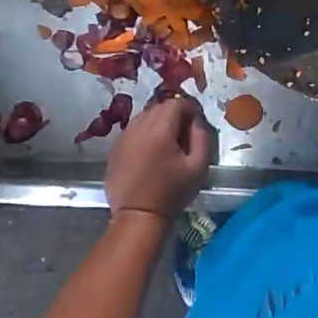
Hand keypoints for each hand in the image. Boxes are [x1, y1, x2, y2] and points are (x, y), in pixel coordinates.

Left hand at [105, 98, 212, 217]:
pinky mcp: (115, 146)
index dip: (188, 109)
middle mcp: (139, 126)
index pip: (175, 102)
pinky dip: (144, 134)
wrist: (137, 215)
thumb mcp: (197, 168)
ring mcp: (124, 135)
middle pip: (159, 107)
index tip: (194, 124)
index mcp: (160, 129)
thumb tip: (196, 121)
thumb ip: (202, 138)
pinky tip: (149, 152)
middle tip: (182, 135)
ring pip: (144, 117)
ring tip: (166, 144)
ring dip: (157, 123)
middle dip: (173, 115)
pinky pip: (133, 130)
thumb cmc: (171, 193)